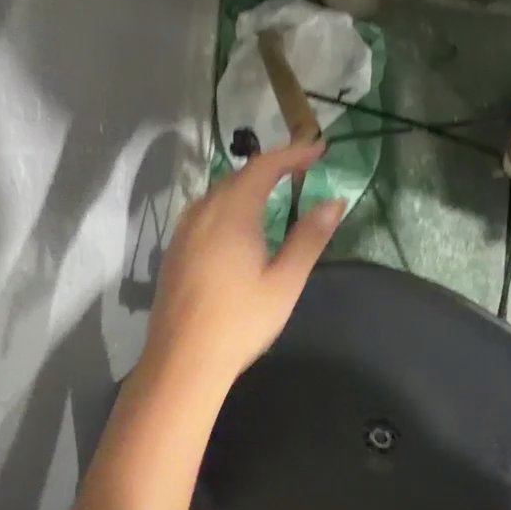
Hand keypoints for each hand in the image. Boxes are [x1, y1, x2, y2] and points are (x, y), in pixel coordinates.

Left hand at [143, 141, 343, 381]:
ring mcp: (185, 231)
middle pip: (238, 176)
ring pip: (218, 193)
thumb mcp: (285, 280)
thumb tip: (334, 201)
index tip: (318, 150)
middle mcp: (204, 213)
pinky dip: (230, 204)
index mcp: (233, 214)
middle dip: (271, 167)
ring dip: (248, 185)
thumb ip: (309, 237)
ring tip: (275, 193)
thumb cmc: (241, 320)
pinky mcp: (176, 250)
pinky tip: (241, 225)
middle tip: (301, 170)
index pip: (264, 167)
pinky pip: (206, 211)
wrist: (183, 359)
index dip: (292, 154)